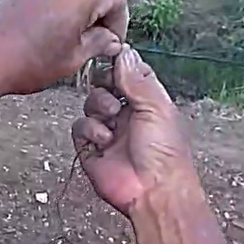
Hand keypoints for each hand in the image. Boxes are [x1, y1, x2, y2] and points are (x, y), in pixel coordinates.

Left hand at [0, 0, 127, 97]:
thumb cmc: (28, 61)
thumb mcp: (72, 58)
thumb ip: (98, 44)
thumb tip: (111, 41)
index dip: (120, 22)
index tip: (111, 44)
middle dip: (105, 8)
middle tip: (98, 37)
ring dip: (85, 4)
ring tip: (77, 37)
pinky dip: (66, 3)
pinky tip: (57, 31)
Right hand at [72, 46, 197, 216]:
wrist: (152, 190)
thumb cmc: (164, 151)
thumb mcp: (156, 107)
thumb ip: (137, 79)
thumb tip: (124, 52)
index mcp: (146, 103)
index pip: (127, 75)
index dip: (118, 68)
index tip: (113, 61)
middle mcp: (126, 116)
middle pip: (103, 87)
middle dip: (104, 88)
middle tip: (113, 95)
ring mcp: (107, 132)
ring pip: (89, 106)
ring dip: (98, 109)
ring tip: (112, 122)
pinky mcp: (90, 149)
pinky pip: (79, 128)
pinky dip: (89, 130)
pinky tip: (104, 141)